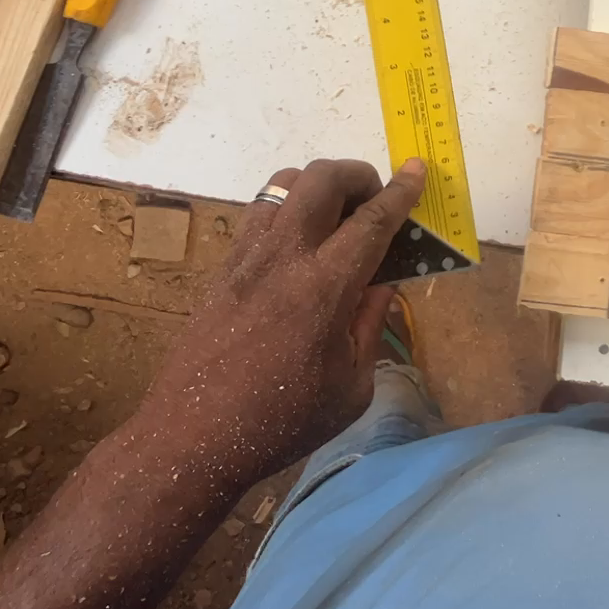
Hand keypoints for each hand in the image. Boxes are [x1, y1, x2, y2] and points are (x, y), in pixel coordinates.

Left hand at [150, 158, 424, 473]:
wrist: (192, 439)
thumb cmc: (283, 421)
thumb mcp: (352, 386)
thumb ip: (370, 324)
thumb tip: (382, 283)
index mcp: (325, 288)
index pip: (372, 220)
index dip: (400, 191)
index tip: (416, 169)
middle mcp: (284, 256)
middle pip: (322, 179)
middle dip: (358, 175)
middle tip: (374, 201)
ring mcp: (247, 256)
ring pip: (284, 183)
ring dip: (319, 186)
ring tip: (335, 216)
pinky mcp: (223, 266)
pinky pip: (259, 211)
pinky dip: (288, 208)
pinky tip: (297, 242)